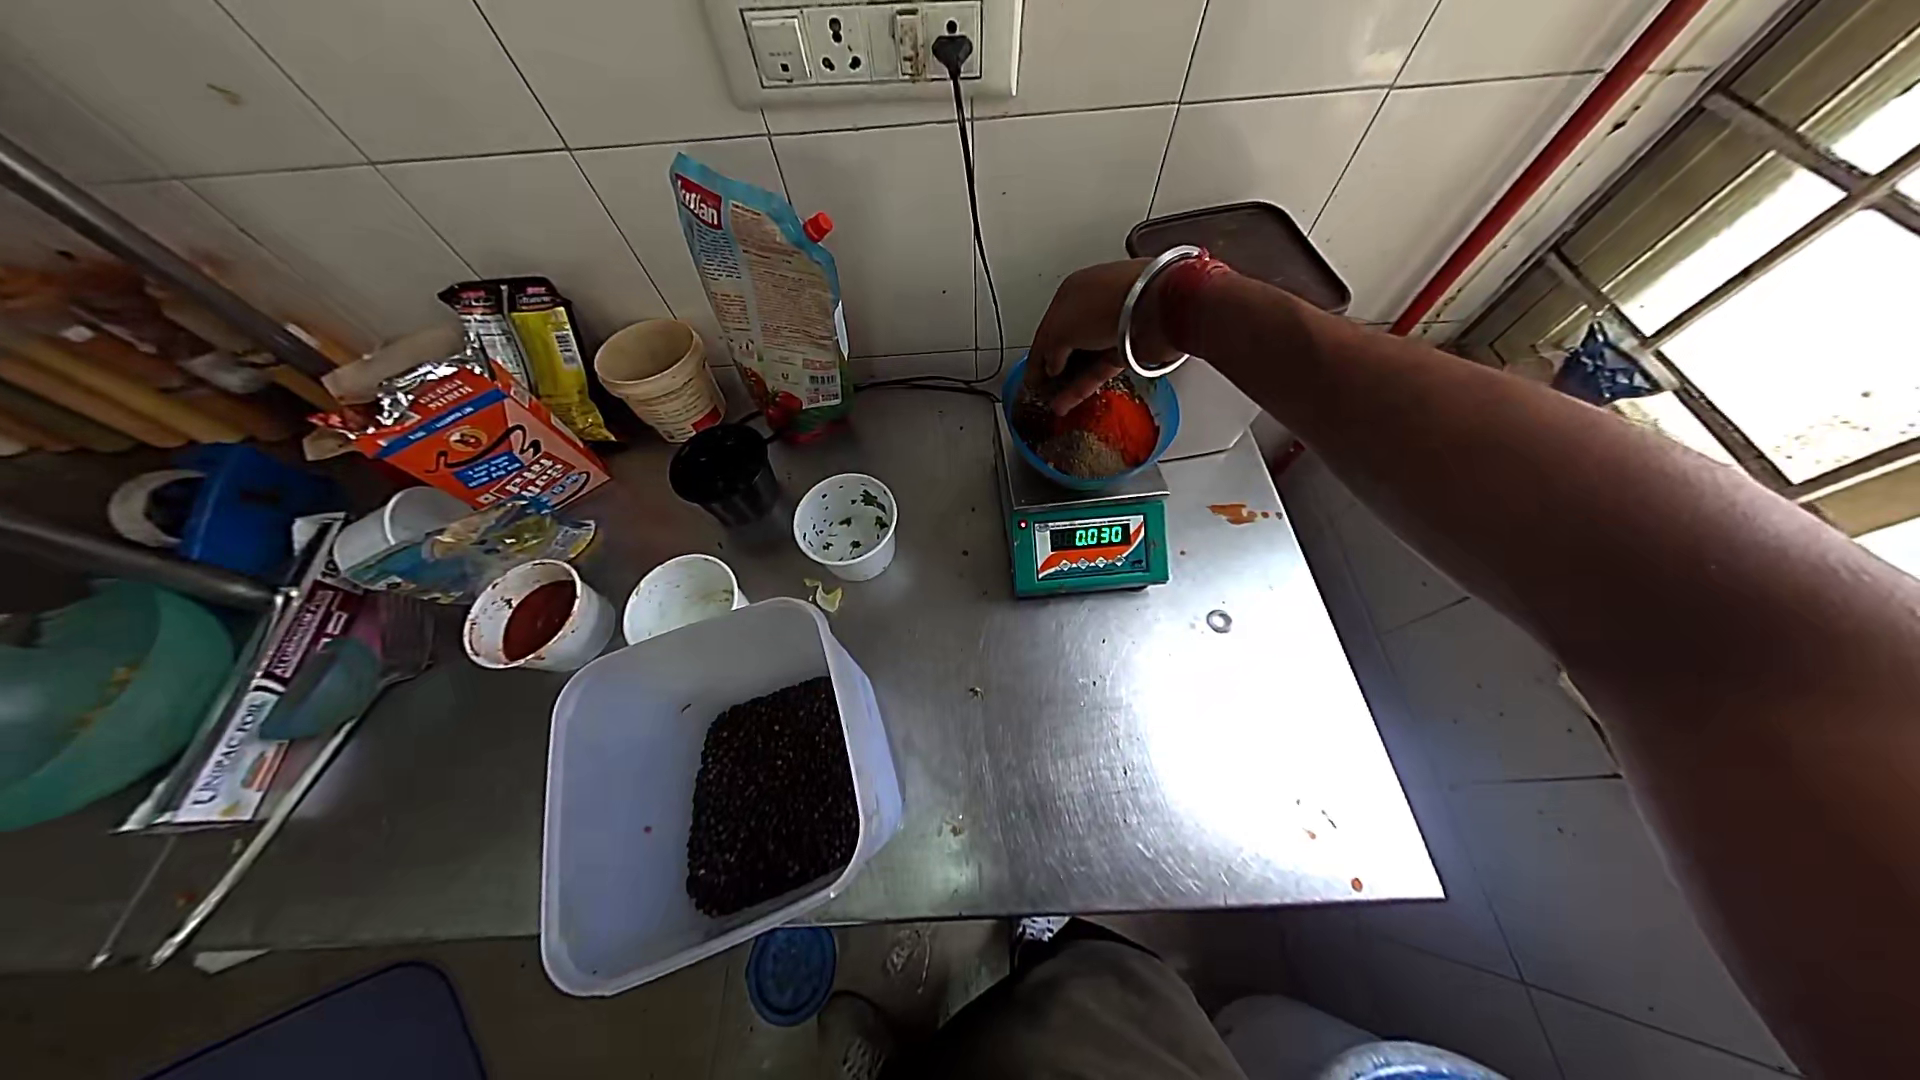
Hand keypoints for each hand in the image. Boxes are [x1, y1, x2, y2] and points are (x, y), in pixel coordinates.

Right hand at [1027, 260, 1178, 413]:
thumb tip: (1050, 367)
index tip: (1029, 377)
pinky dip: (1081, 388)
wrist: (1157, 308)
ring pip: (1082, 361)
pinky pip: (1098, 373)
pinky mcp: (1128, 351)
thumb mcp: (1059, 326)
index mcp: (1074, 292)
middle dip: (1051, 369)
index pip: (1048, 327)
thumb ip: (1047, 349)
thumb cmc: (1108, 303)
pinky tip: (1066, 403)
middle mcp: (1094, 309)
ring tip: (1051, 403)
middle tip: (1040, 391)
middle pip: (1066, 344)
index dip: (1036, 354)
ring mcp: (1112, 330)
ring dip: (1065, 384)